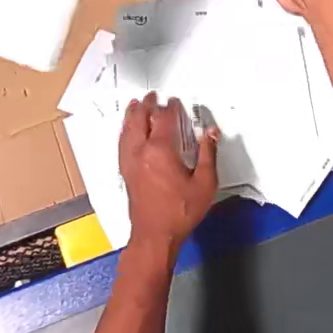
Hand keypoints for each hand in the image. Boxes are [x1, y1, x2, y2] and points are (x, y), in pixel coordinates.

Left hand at [119, 93, 217, 249]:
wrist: (155, 234)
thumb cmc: (179, 212)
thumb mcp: (205, 183)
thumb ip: (208, 154)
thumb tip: (210, 135)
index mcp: (160, 151)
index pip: (164, 119)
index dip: (171, 107)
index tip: (176, 102)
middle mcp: (141, 152)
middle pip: (140, 119)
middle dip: (147, 105)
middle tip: (153, 97)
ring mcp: (130, 162)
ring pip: (127, 130)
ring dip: (132, 114)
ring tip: (136, 106)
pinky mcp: (126, 172)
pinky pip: (122, 143)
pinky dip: (125, 130)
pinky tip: (127, 131)